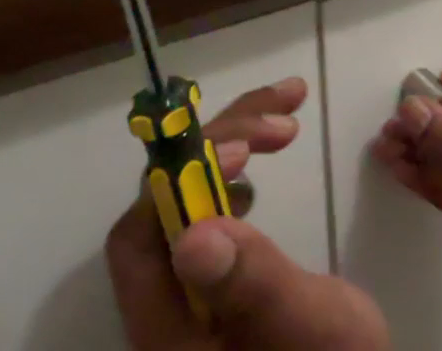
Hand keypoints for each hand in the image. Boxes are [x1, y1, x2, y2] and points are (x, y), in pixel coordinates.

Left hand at [107, 77, 389, 350]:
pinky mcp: (218, 280)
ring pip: (192, 201)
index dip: (180, 182)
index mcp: (165, 325)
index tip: (242, 151)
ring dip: (233, 148)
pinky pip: (213, 212)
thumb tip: (196, 234)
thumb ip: (249, 282)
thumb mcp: (300, 327)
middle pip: (167, 207)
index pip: (141, 236)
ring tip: (286, 117)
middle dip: (220, 149)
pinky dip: (238, 174)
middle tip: (283, 115)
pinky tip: (262, 159)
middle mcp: (166, 304)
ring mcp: (192, 291)